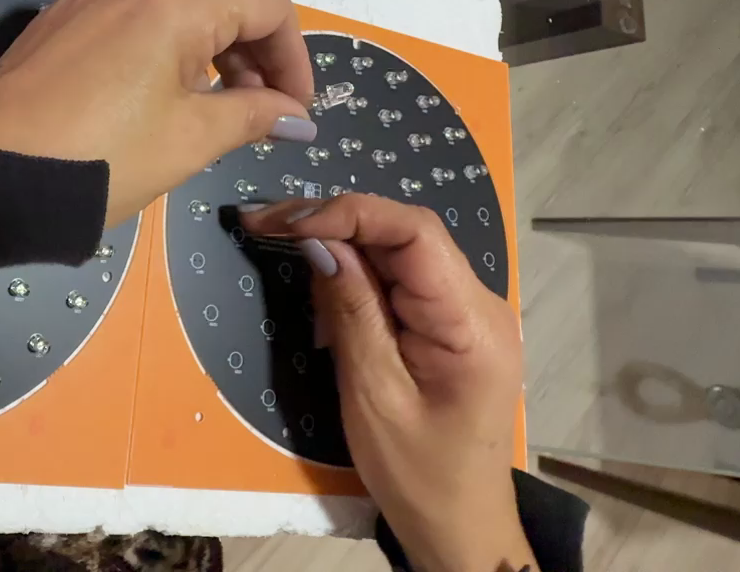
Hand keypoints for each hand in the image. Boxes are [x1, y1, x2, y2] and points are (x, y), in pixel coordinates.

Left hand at [0, 0, 316, 223]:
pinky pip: (133, 23)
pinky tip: (157, 98)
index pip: (267, 7)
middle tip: (260, 118)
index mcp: (176, 2)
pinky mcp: (61, 19)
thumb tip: (294, 115)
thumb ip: (253, 116)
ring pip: (175, 13)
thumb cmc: (100, 155)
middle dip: (254, 57)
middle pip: (222, 4)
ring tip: (213, 112)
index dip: (295, 58)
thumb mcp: (189, 140)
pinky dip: (164, 53)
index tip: (294, 112)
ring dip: (210, 56)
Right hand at [244, 195, 533, 571]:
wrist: (459, 527)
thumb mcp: (373, 392)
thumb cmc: (418, 472)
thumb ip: (350, 308)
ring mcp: (461, 307)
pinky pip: (393, 272)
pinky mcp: (442, 317)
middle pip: (402, 230)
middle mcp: (476, 300)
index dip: (349, 213)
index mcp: (471, 322)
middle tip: (263, 221)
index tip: (287, 224)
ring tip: (275, 234)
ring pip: (393, 246)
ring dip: (334, 236)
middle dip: (331, 218)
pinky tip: (314, 267)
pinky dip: (349, 264)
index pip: (415, 233)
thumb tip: (316, 239)